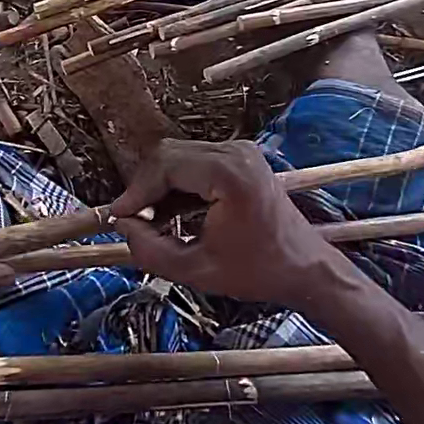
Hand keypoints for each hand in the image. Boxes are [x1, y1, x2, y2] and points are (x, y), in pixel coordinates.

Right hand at [110, 139, 351, 307]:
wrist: (306, 268)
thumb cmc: (258, 272)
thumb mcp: (197, 271)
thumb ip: (151, 251)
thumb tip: (123, 226)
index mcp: (229, 173)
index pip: (165, 166)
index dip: (135, 191)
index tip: (117, 216)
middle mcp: (234, 151)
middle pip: (169, 155)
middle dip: (145, 187)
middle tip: (133, 221)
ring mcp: (239, 150)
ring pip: (179, 155)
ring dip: (159, 185)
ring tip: (151, 221)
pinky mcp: (240, 157)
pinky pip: (195, 161)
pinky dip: (177, 183)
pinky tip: (170, 212)